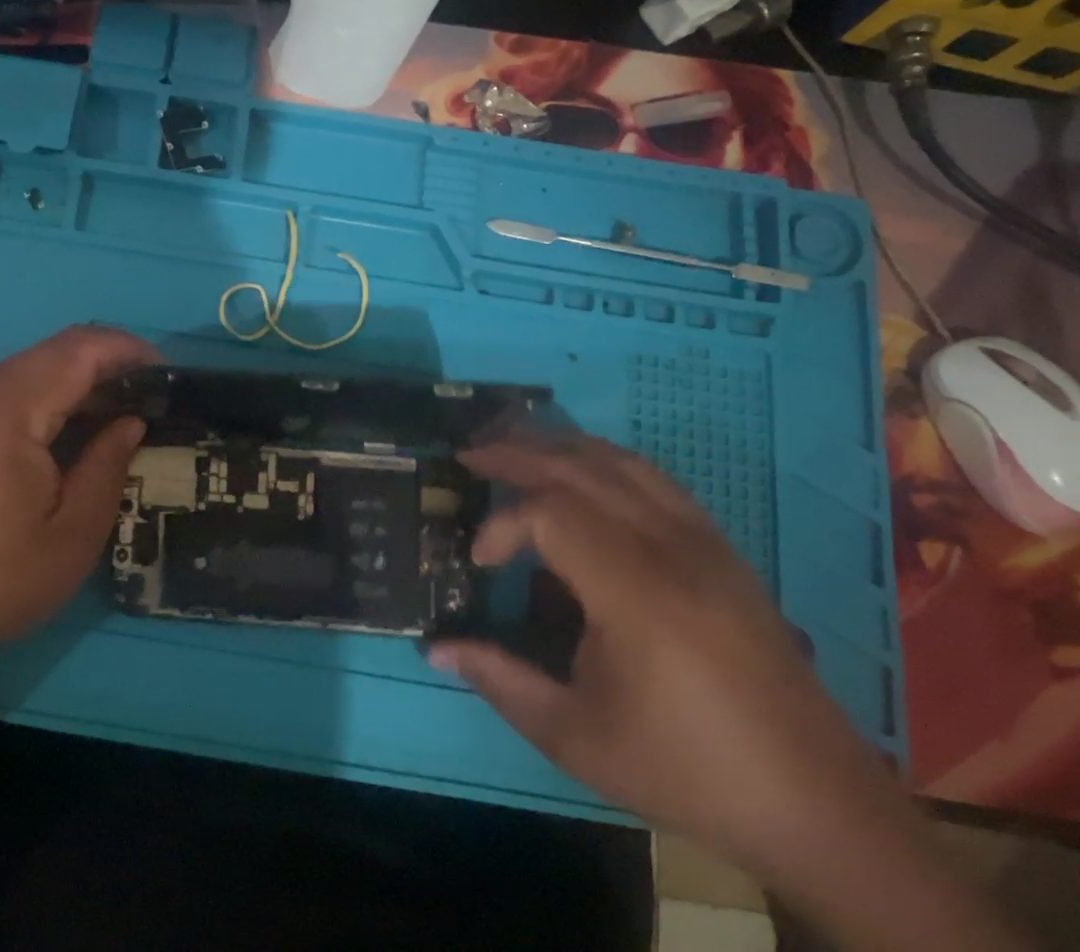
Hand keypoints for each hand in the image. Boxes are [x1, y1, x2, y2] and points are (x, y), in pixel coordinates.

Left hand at [0, 325, 157, 657]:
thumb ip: (108, 465)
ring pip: (33, 366)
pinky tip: (75, 432)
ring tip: (122, 417)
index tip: (171, 378)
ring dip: (80, 381)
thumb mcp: (74, 532)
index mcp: (6, 412)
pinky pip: (11, 389)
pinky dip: (50, 397)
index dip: (130, 352)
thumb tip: (131, 421)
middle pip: (55, 351)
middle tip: (154, 402)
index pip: (79, 350)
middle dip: (109, 365)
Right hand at [432, 438, 900, 864]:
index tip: (477, 564)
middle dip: (522, 455)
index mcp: (638, 595)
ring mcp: (711, 550)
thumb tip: (436, 647)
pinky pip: (662, 486)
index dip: (502, 525)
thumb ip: (499, 679)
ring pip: (631, 467)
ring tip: (519, 447)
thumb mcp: (572, 735)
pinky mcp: (729, 560)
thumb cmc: (683, 770)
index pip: (553, 514)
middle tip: (471, 455)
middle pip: (589, 471)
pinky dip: (610, 466)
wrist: (813, 803)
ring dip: (568, 449)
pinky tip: (587, 480)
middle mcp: (677, 554)